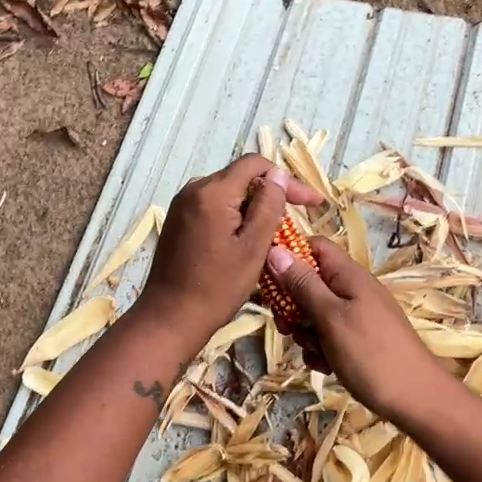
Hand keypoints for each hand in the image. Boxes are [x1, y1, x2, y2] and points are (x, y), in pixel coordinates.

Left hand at [141, 155, 323, 341]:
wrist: (170, 317)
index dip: (286, 179)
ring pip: (228, 194)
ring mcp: (182, 205)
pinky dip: (234, 217)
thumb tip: (278, 175)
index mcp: (212, 191)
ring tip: (275, 233)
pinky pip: (213, 207)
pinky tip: (247, 239)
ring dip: (253, 208)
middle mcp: (193, 189)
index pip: (255, 164)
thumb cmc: (217, 287)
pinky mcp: (178, 221)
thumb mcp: (253, 247)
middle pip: (241, 178)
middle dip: (271, 195)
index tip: (311, 203)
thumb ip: (268, 205)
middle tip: (297, 221)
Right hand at [266, 238, 448, 421]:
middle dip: (293, 304)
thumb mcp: (330, 317)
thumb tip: (276, 249)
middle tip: (287, 327)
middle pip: (310, 282)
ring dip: (306, 331)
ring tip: (315, 352)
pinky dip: (322, 348)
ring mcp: (358, 315)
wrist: (418, 401)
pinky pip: (329, 335)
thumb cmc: (371, 354)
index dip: (289, 255)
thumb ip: (303, 284)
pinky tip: (325, 366)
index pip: (313, 246)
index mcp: (349, 275)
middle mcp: (353, 289)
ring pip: (316, 312)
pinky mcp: (360, 340)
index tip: (268, 279)